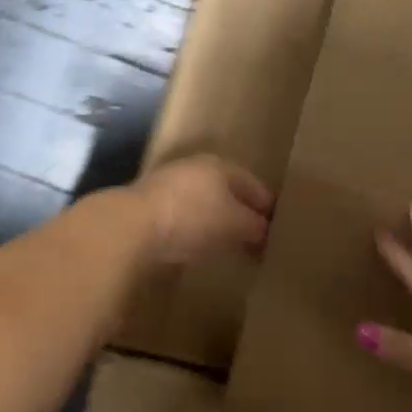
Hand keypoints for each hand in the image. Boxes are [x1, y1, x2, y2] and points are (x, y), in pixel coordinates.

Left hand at [128, 155, 272, 265]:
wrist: (132, 227)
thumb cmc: (192, 217)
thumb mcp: (235, 223)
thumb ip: (254, 225)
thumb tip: (265, 229)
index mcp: (220, 165)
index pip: (253, 184)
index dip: (268, 206)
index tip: (279, 226)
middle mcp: (196, 169)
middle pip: (227, 190)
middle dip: (242, 212)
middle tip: (258, 237)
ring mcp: (170, 185)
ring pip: (204, 203)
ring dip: (217, 221)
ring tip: (230, 244)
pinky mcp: (150, 207)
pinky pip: (184, 217)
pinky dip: (196, 229)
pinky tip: (199, 246)